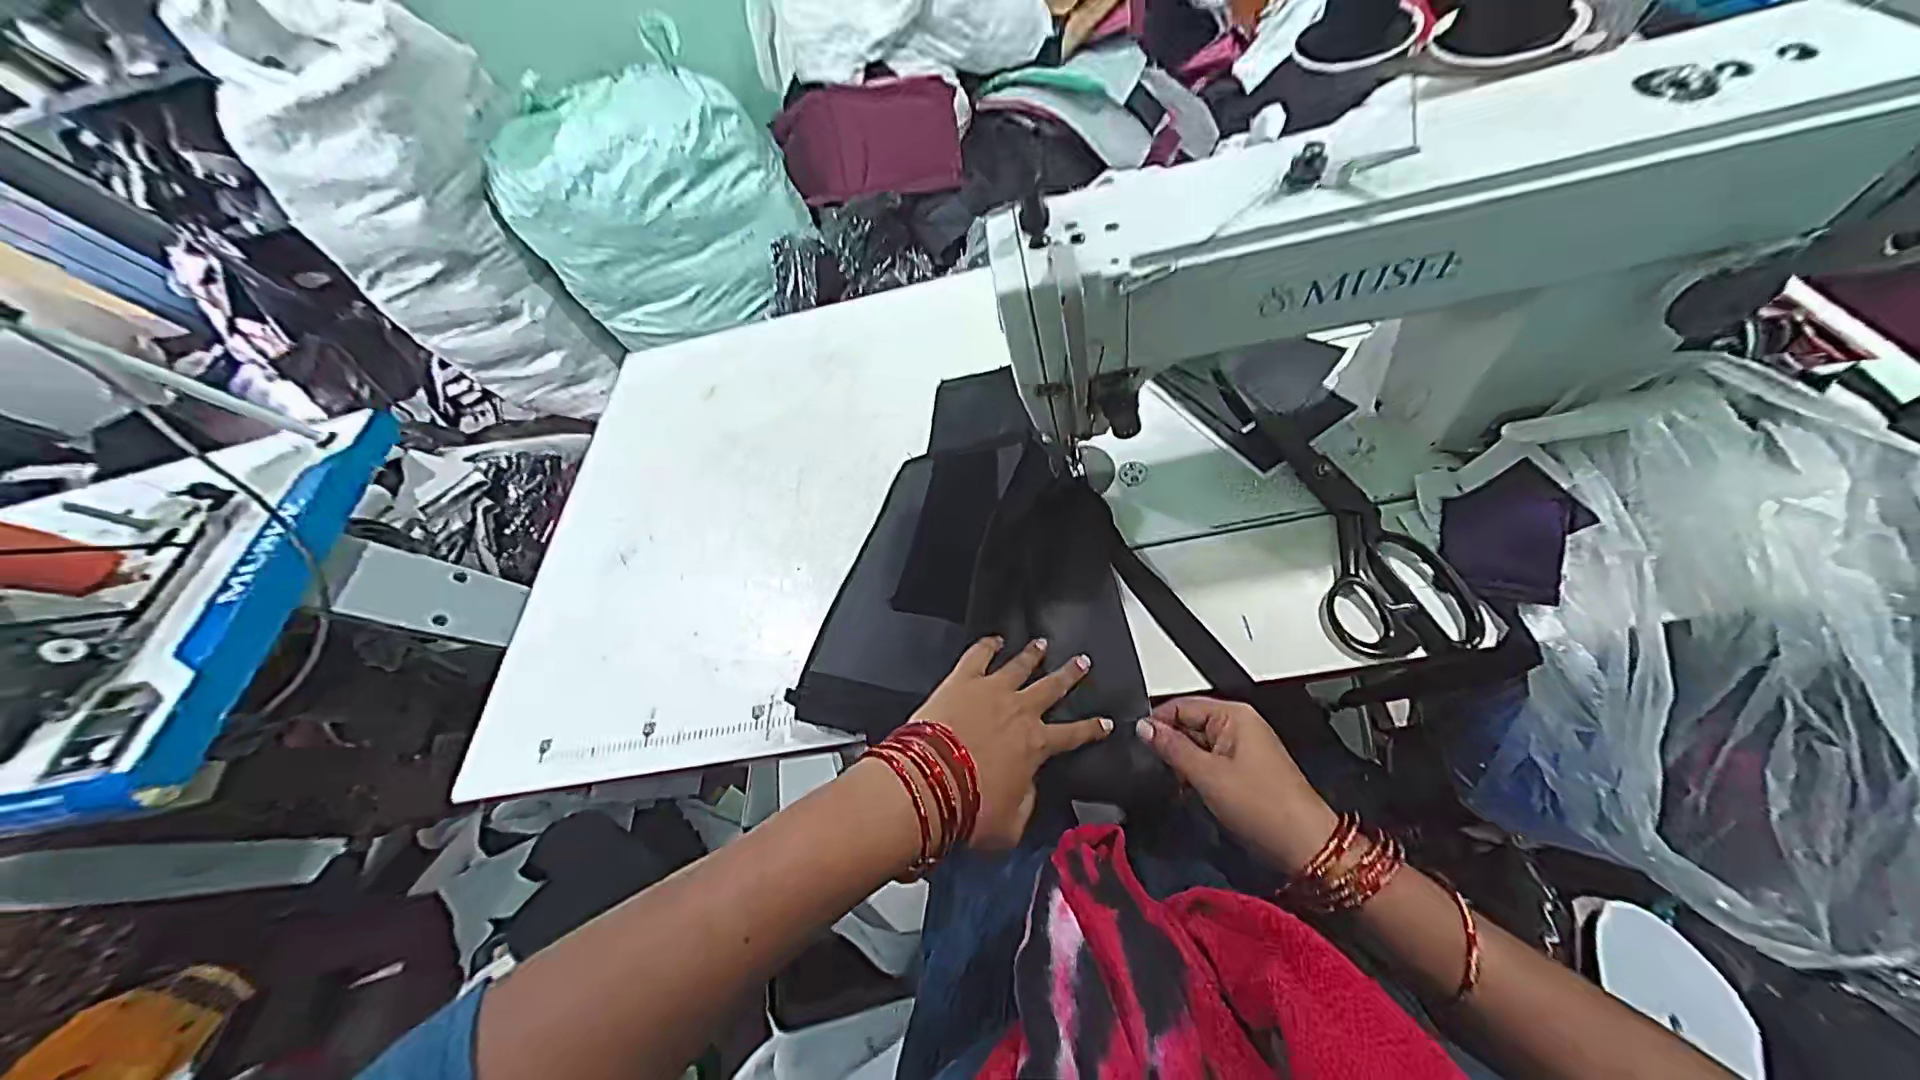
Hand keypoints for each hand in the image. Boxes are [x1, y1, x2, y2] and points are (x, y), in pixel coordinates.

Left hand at [912, 637, 1112, 848]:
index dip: (1092, 729)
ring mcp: (991, 690)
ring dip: (1033, 654)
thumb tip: (1027, 790)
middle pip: (1052, 687)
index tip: (1105, 722)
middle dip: (1070, 674)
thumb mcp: (1010, 824)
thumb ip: (1026, 803)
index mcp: (1036, 745)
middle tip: (1082, 663)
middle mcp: (1019, 711)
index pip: (1073, 735)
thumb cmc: (970, 808)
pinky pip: (979, 655)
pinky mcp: (962, 680)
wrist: (931, 781)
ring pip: (1019, 665)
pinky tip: (993, 639)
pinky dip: (988, 645)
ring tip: (1042, 644)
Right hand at [1136, 697, 1338, 874]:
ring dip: (1184, 763)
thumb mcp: (1207, 774)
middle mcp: (1239, 725)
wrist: (1304, 845)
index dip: (1158, 724)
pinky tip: (1194, 790)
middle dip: (1171, 746)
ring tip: (1182, 783)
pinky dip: (1197, 774)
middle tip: (1164, 769)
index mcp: (1234, 714)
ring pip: (1196, 744)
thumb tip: (1145, 728)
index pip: (1180, 705)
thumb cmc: (1266, 807)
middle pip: (1187, 723)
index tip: (1141, 743)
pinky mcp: (1243, 767)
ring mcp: (1242, 746)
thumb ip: (1171, 747)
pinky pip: (1209, 760)